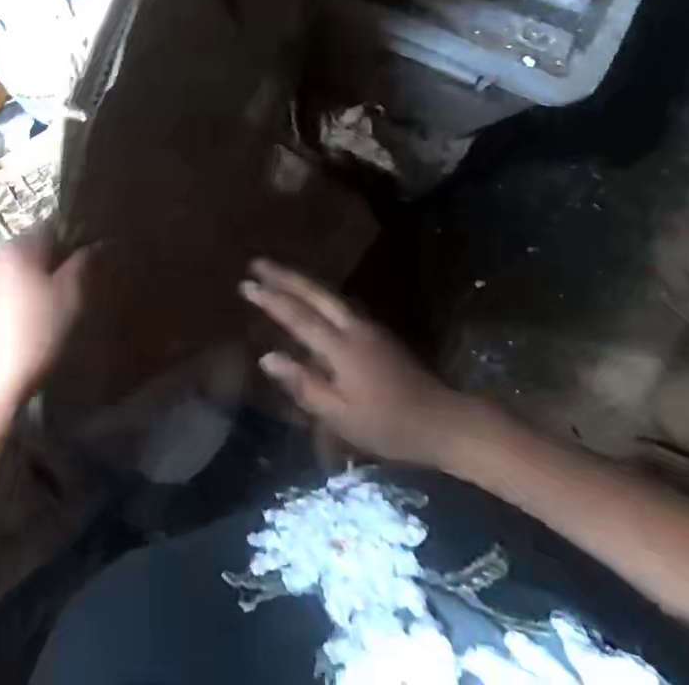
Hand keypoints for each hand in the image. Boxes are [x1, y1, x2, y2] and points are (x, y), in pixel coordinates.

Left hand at [0, 229, 90, 406]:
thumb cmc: (37, 332)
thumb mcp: (74, 293)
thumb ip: (88, 260)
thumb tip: (102, 242)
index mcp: (17, 246)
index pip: (56, 227)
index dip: (80, 240)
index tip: (97, 260)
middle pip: (38, 249)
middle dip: (61, 262)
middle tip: (85, 284)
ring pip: (24, 271)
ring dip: (44, 282)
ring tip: (63, 306)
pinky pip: (11, 292)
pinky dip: (27, 299)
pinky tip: (38, 322)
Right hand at [240, 259, 481, 468]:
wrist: (444, 421)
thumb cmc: (389, 426)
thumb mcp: (341, 415)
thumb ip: (303, 384)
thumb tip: (267, 357)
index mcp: (342, 348)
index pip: (298, 316)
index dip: (270, 299)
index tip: (245, 284)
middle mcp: (355, 328)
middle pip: (316, 294)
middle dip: (286, 277)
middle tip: (258, 263)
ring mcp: (371, 328)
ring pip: (330, 296)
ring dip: (303, 282)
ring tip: (278, 274)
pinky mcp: (379, 335)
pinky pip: (341, 305)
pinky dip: (319, 296)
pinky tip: (312, 299)